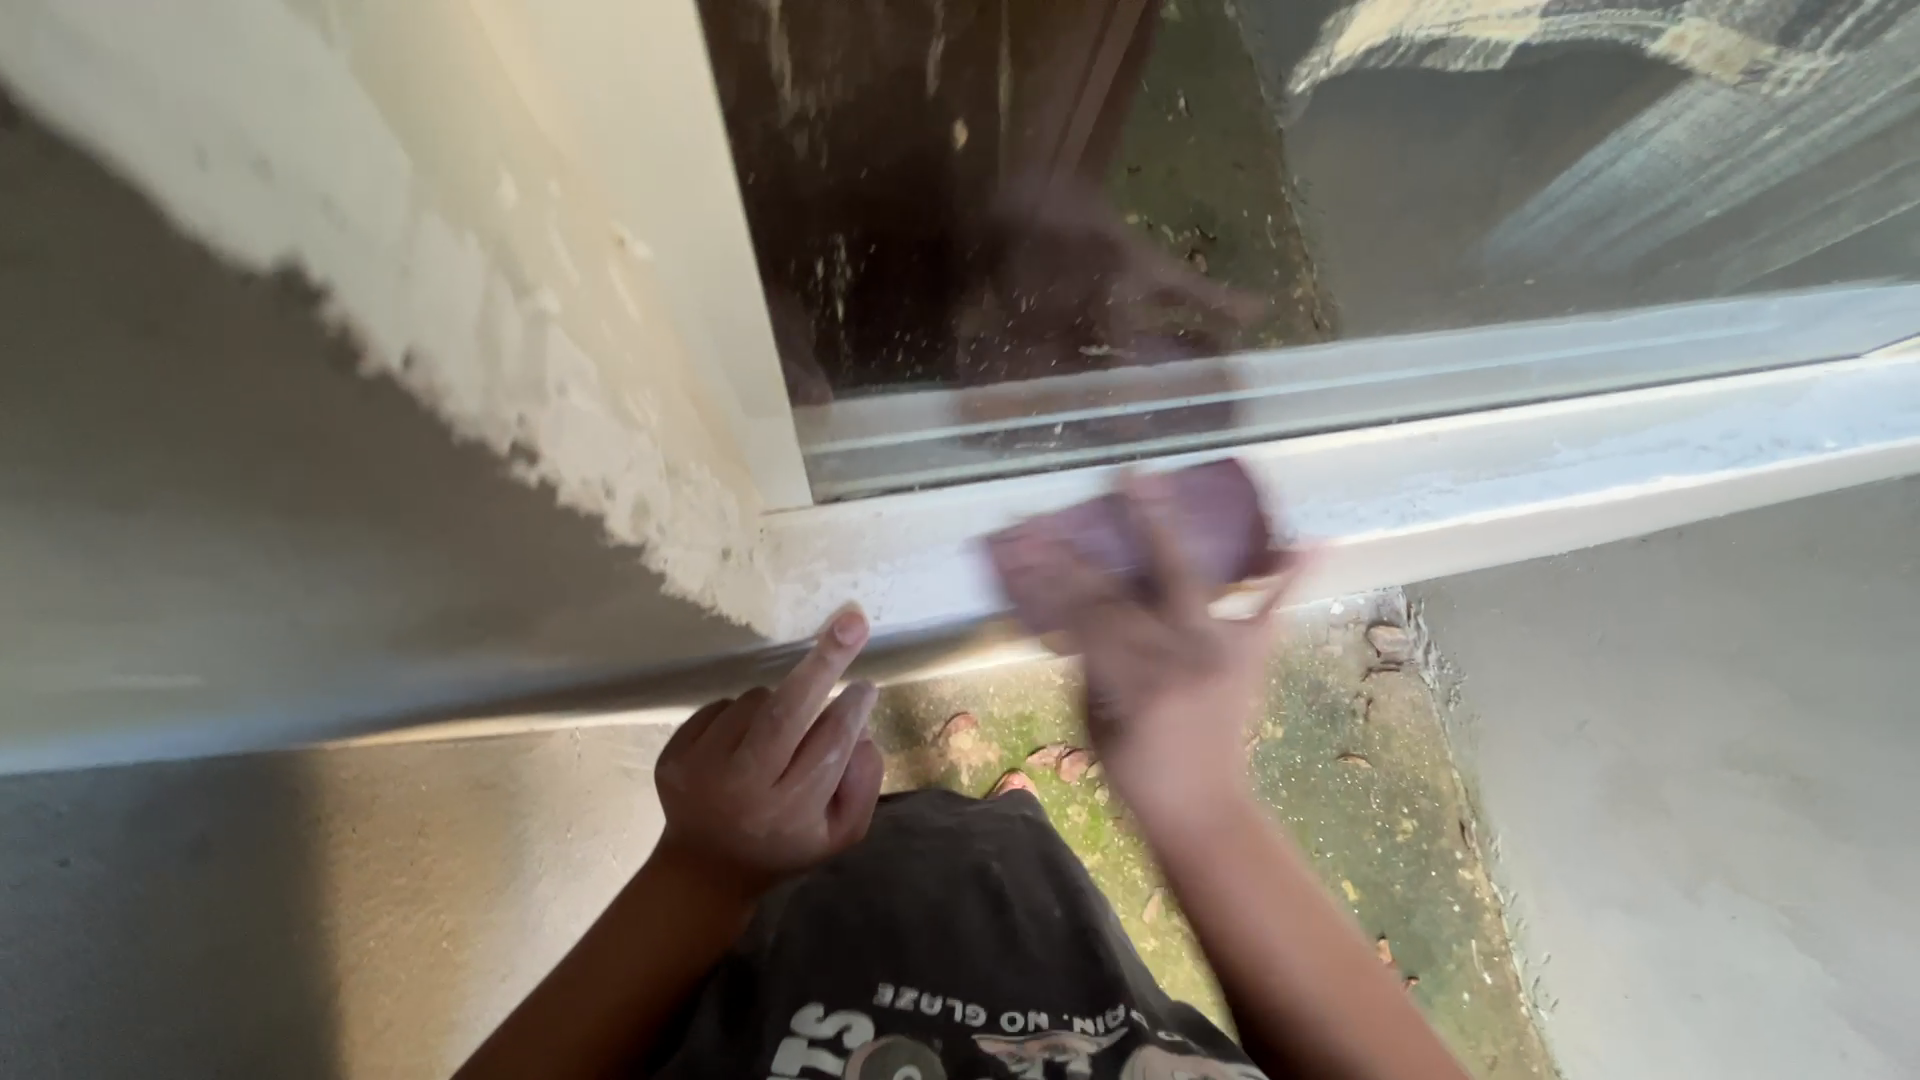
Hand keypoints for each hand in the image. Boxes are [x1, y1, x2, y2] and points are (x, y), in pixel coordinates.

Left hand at [651, 608, 885, 903]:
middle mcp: (741, 790)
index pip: (830, 743)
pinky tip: (744, 741)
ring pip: (755, 700)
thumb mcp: (840, 833)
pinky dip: (742, 711)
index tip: (866, 685)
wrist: (704, 871)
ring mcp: (699, 771)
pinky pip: (722, 705)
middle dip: (823, 662)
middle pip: (787, 710)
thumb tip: (862, 729)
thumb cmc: (786, 845)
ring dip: (778, 701)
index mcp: (789, 813)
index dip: (853, 709)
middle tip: (850, 623)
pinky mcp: (673, 755)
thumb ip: (864, 783)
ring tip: (778, 736)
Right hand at [1028, 473, 1302, 839]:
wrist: (1205, 811)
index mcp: (1135, 680)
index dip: (1052, 573)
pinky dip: (1291, 573)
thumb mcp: (1094, 720)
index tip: (1026, 538)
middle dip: (1106, 537)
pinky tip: (1314, 538)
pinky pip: (1273, 609)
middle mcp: (1182, 657)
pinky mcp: (1253, 655)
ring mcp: (1223, 651)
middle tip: (1097, 484)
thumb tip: (1077, 612)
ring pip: (1187, 579)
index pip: (1087, 612)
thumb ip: (1090, 661)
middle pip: (1129, 587)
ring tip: (1152, 482)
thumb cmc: (1136, 775)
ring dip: (1165, 528)